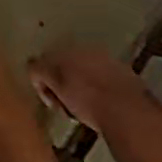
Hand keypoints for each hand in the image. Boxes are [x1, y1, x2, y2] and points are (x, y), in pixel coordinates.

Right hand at [28, 45, 150, 134]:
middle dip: (63, 80)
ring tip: (85, 109)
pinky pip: (105, 80)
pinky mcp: (127, 74)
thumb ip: (38, 73)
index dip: (42, 81)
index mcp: (66, 48)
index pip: (44, 59)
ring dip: (82, 84)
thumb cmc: (87, 101)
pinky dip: (101, 90)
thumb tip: (31, 67)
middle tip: (65, 104)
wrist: (130, 113)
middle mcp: (86, 48)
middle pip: (66, 63)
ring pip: (86, 71)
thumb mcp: (56, 88)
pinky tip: (104, 107)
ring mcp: (108, 60)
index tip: (50, 101)